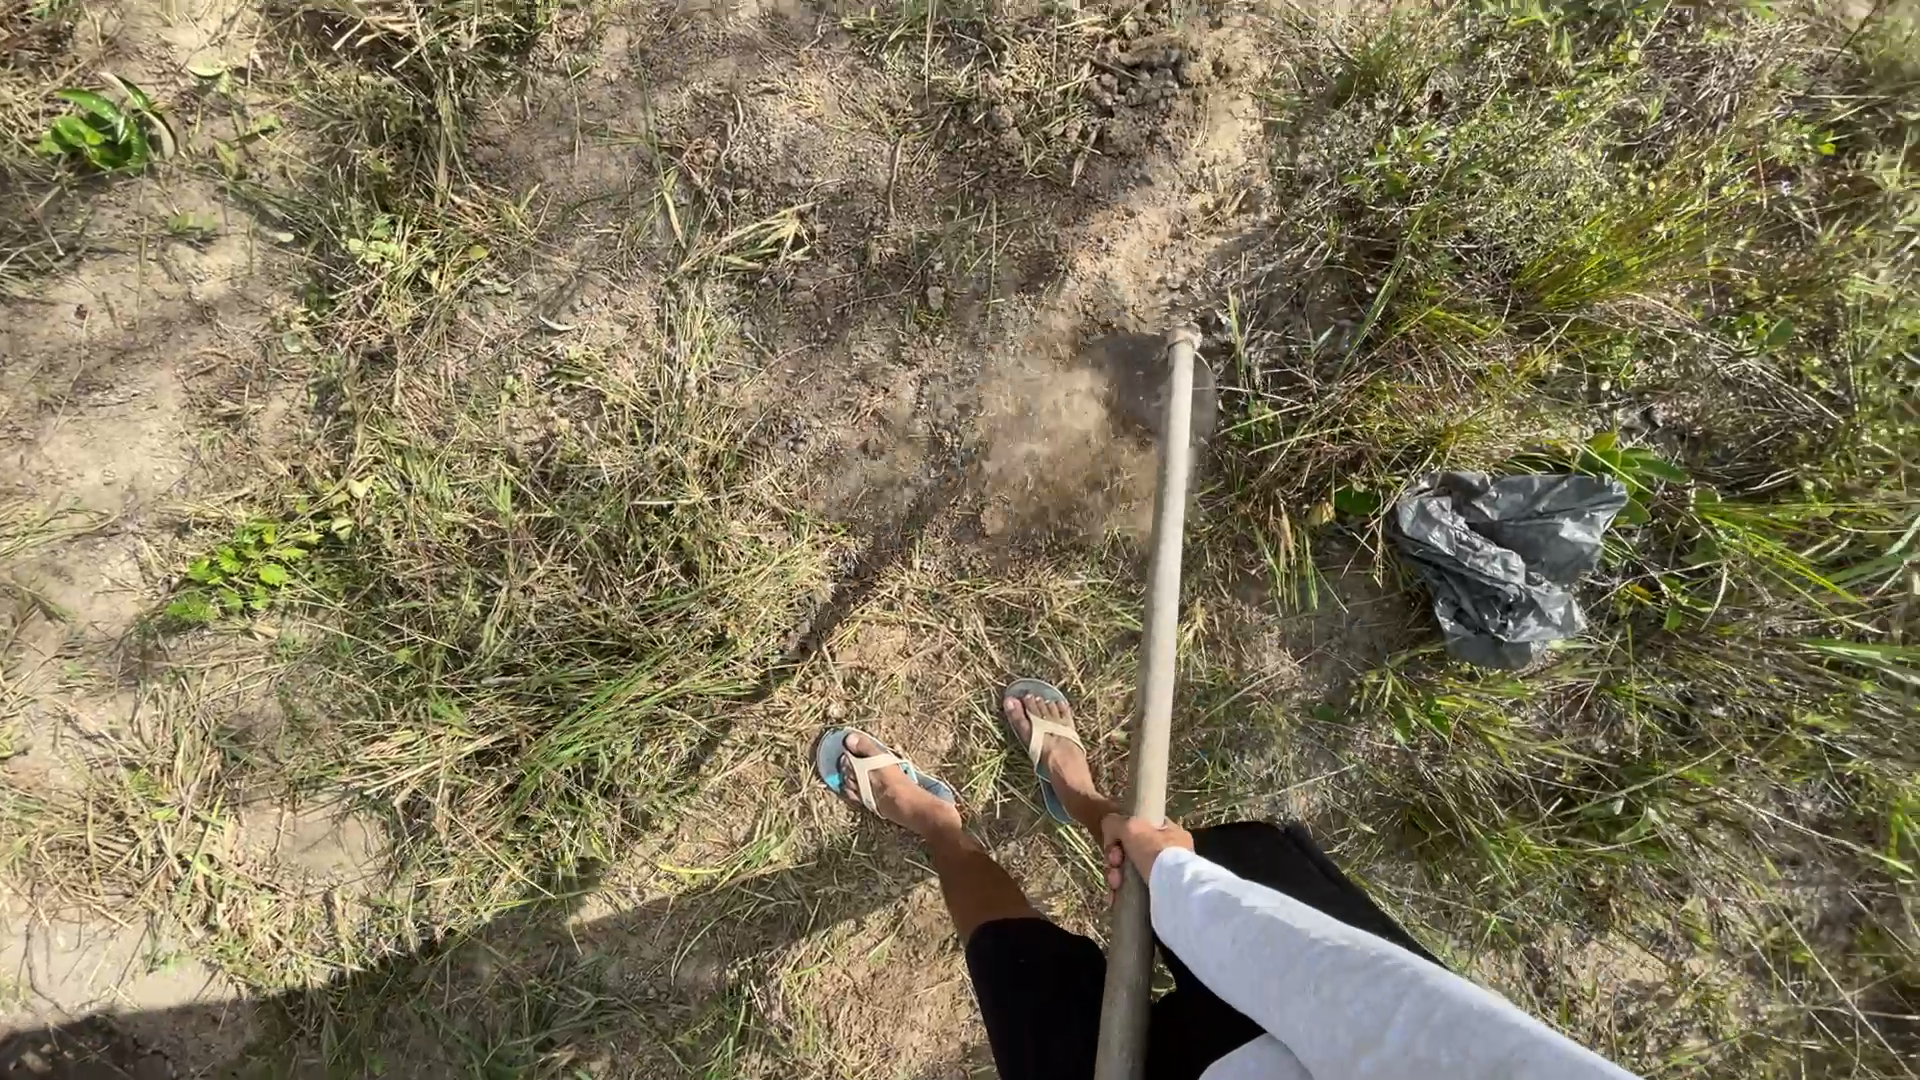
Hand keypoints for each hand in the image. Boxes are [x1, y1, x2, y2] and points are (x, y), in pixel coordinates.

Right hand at [1101, 813, 1193, 894]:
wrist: (1174, 893)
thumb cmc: (1155, 853)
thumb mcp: (1131, 827)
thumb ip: (1115, 823)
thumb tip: (1108, 828)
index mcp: (1170, 832)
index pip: (1141, 826)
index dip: (1122, 832)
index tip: (1115, 841)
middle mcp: (1169, 853)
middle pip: (1131, 850)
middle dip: (1115, 857)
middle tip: (1114, 863)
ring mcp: (1164, 876)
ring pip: (1129, 871)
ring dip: (1115, 875)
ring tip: (1115, 883)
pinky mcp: (1158, 896)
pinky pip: (1133, 890)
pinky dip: (1121, 892)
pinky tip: (1115, 896)